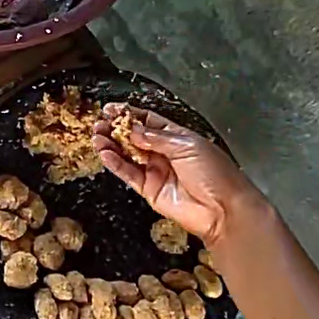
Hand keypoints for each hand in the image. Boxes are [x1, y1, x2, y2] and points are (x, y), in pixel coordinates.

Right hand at [92, 104, 267, 252]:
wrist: (222, 209)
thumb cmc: (214, 173)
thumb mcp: (186, 145)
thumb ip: (156, 138)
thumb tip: (133, 130)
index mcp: (177, 137)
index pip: (149, 122)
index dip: (130, 115)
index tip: (111, 109)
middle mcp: (164, 153)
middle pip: (135, 138)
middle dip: (116, 129)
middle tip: (99, 123)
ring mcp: (156, 171)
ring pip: (128, 155)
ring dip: (111, 145)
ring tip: (97, 137)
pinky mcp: (149, 189)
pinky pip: (128, 174)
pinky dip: (116, 164)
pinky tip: (105, 154)